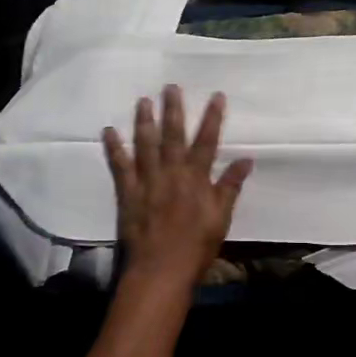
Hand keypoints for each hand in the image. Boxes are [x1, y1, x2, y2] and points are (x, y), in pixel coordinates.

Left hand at [102, 86, 253, 301]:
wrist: (161, 269)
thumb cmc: (197, 247)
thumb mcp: (222, 218)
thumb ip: (231, 187)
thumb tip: (247, 159)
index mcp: (196, 179)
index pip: (207, 141)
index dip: (212, 118)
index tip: (216, 95)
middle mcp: (171, 173)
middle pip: (173, 136)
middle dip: (173, 110)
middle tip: (171, 87)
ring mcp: (147, 182)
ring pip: (145, 145)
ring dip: (144, 121)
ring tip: (143, 101)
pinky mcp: (128, 193)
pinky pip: (120, 166)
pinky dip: (114, 148)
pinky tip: (108, 131)